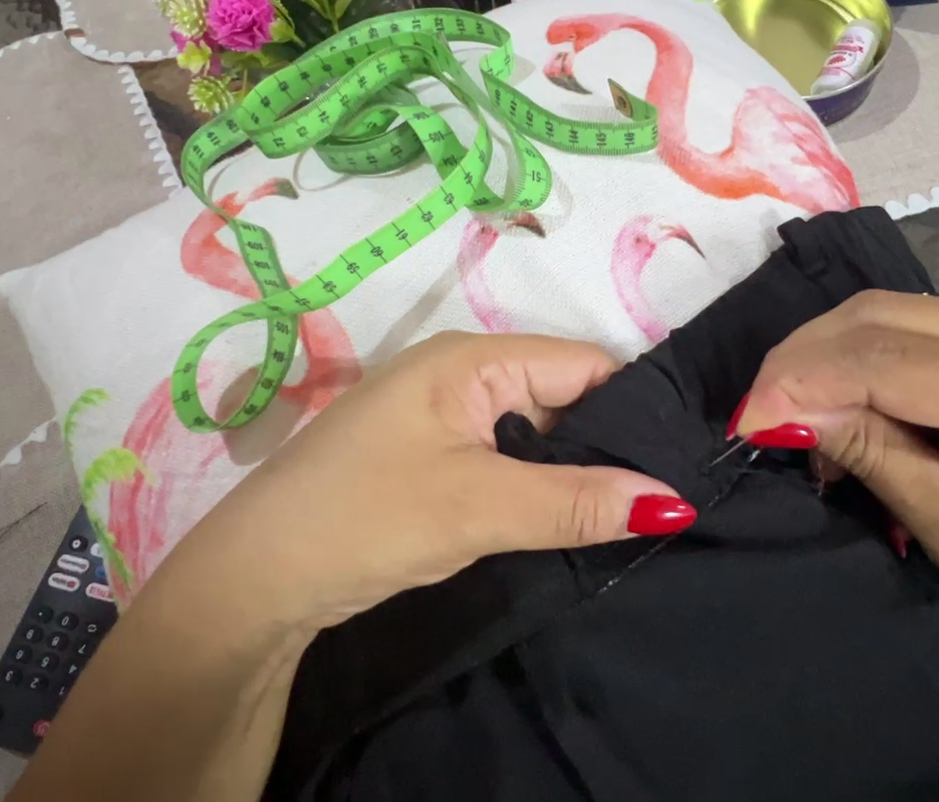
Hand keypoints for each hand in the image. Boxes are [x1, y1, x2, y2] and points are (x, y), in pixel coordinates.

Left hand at [20, 333, 693, 801]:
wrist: (254, 579)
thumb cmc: (367, 518)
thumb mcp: (480, 508)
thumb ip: (576, 501)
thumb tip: (673, 500)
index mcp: (471, 358)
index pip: (582, 366)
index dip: (635, 409)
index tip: (684, 461)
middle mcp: (459, 373)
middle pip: (561, 397)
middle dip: (607, 446)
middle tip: (661, 501)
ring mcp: (442, 416)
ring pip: (535, 433)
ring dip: (571, 472)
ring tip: (627, 515)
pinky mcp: (431, 456)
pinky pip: (504, 458)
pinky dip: (535, 485)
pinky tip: (565, 520)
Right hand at [734, 291, 938, 741]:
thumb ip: (871, 452)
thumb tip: (783, 409)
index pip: (887, 356)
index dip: (803, 378)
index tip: (746, 419)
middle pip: (886, 314)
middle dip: (807, 356)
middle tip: (759, 412)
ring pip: (897, 311)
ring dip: (832, 353)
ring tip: (795, 410)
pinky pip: (922, 329)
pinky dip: (866, 358)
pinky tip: (844, 397)